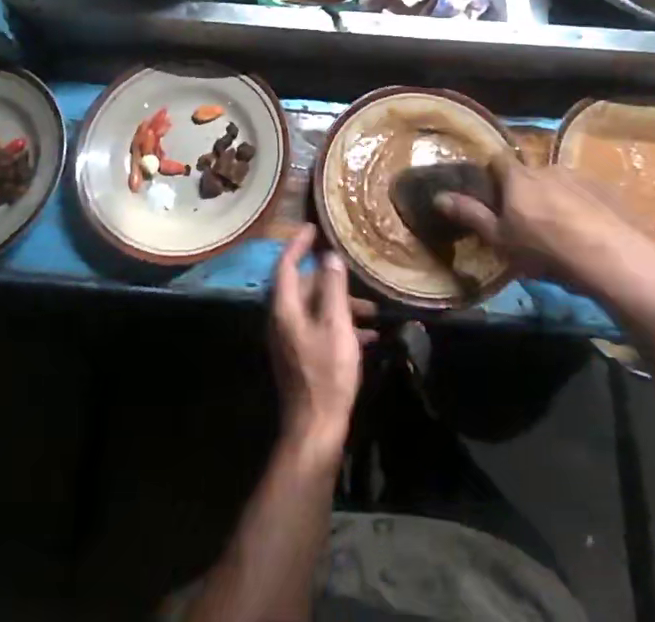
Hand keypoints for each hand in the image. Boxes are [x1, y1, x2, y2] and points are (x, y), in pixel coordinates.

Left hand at [268, 225, 375, 452]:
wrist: (315, 427)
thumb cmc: (327, 373)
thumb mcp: (336, 326)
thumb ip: (333, 289)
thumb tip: (329, 257)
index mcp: (284, 309)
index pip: (286, 265)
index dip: (298, 244)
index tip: (313, 227)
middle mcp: (281, 320)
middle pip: (302, 287)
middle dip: (330, 279)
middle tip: (355, 272)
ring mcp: (289, 340)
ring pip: (314, 309)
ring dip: (341, 305)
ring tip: (373, 310)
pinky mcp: (300, 356)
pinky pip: (319, 329)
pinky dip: (340, 326)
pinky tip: (369, 337)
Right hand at [435, 157, 654, 317]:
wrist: (615, 259)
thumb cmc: (546, 250)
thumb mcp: (500, 239)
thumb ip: (470, 215)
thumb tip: (438, 196)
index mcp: (518, 178)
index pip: (498, 160)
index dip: (492, 173)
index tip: (491, 193)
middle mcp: (548, 169)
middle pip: (529, 174)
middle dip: (525, 192)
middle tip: (525, 222)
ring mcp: (582, 178)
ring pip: (558, 185)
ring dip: (554, 200)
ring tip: (559, 231)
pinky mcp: (609, 192)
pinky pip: (586, 195)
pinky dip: (581, 207)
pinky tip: (586, 233)